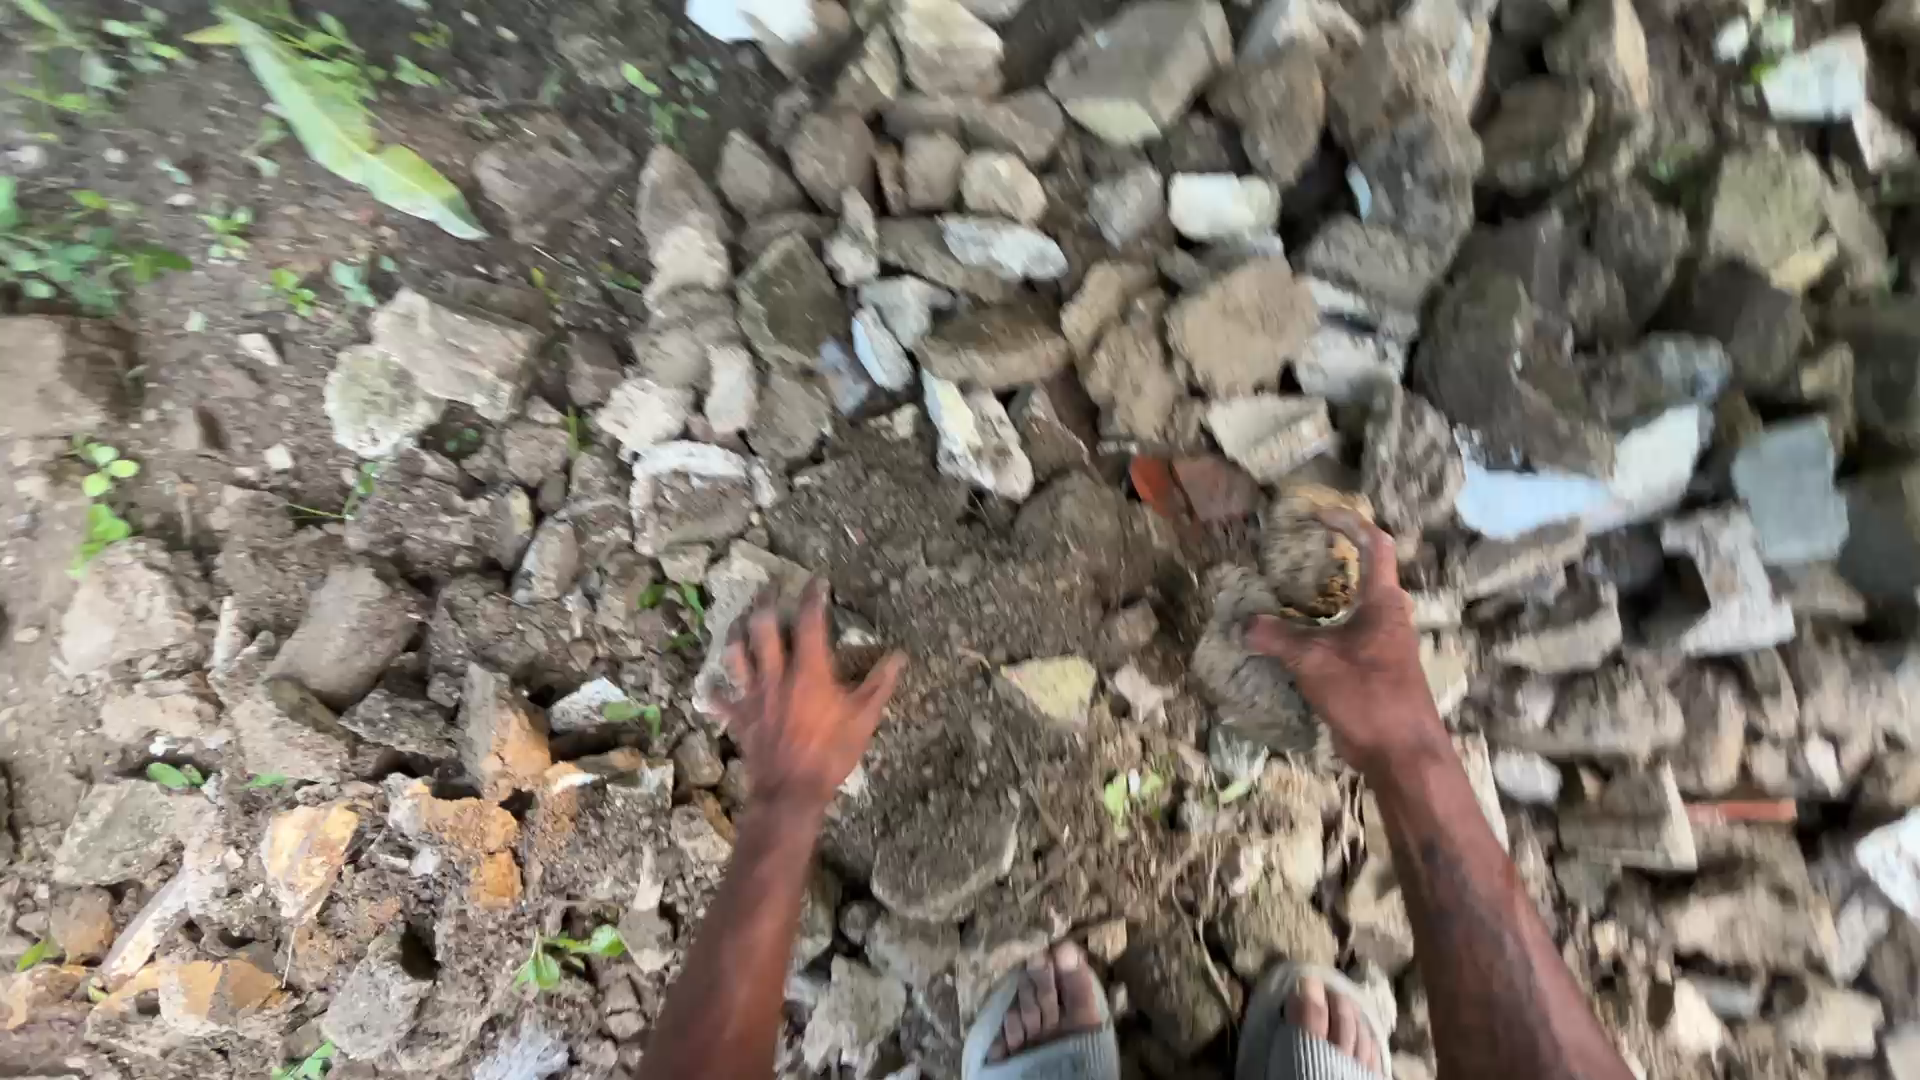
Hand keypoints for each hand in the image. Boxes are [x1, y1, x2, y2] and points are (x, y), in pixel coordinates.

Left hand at [717, 579, 906, 810]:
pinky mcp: (738, 717)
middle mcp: (776, 674)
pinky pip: (719, 699)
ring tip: (739, 620)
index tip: (817, 581)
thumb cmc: (831, 752)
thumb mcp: (865, 717)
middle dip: (765, 600)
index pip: (810, 621)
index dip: (813, 596)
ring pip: (734, 654)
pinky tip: (715, 685)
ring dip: (735, 633)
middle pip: (762, 626)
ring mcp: (752, 695)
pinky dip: (715, 690)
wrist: (790, 791)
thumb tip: (899, 656)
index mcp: (809, 670)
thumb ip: (880, 683)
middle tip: (769, 585)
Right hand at [1243, 508, 1448, 774]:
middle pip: (1364, 573)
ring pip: (1352, 606)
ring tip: (1286, 594)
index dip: (1349, 524)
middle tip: (1296, 554)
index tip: (1318, 515)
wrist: (1401, 752)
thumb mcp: (1314, 661)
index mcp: (1382, 603)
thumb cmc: (1367, 695)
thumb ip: (1277, 638)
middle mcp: (1387, 617)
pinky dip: (1319, 627)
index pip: (1374, 546)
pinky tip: (1292, 638)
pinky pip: (1343, 634)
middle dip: (1333, 559)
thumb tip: (1245, 624)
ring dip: (1324, 597)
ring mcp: (1381, 643)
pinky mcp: (1372, 667)